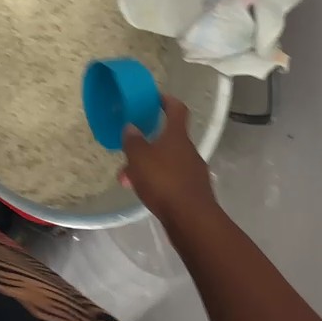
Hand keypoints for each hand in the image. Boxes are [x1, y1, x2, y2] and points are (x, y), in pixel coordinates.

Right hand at [122, 94, 216, 221]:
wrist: (193, 222)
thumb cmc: (165, 182)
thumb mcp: (140, 158)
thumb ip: (133, 141)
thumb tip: (131, 127)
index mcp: (177, 136)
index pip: (177, 109)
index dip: (167, 100)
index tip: (155, 98)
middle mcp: (188, 150)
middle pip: (169, 138)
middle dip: (148, 143)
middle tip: (130, 150)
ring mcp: (193, 173)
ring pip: (167, 162)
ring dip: (149, 167)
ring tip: (127, 179)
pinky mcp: (194, 194)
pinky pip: (172, 181)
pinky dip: (158, 183)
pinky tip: (144, 194)